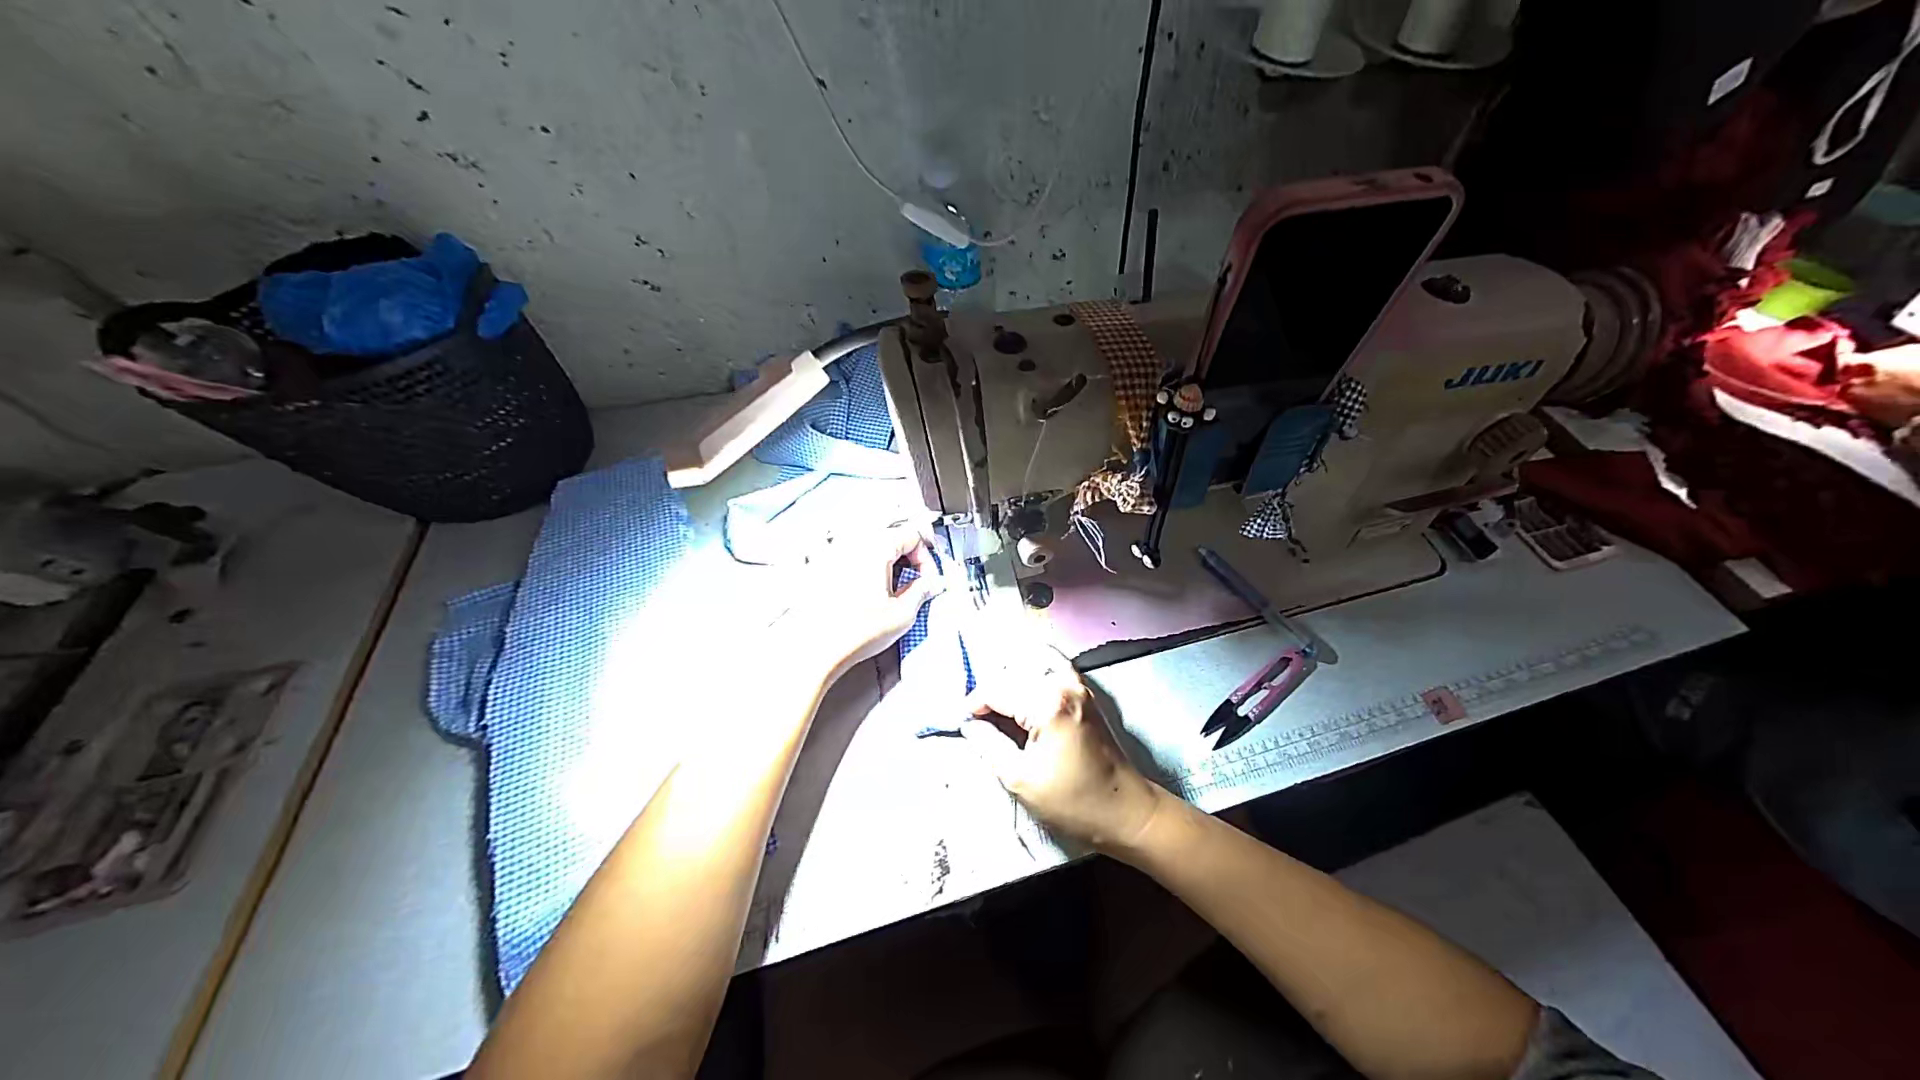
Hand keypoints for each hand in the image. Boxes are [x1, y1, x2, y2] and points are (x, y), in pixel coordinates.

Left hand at [776, 523, 942, 682]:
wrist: (817, 649)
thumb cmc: (854, 632)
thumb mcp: (903, 613)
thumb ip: (923, 590)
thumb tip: (931, 583)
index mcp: (876, 547)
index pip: (913, 535)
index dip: (926, 559)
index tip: (926, 579)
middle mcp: (853, 544)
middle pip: (892, 538)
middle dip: (908, 560)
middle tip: (913, 585)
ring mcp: (836, 554)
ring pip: (873, 548)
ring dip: (888, 566)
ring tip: (890, 593)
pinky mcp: (823, 569)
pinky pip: (854, 560)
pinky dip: (867, 572)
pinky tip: (868, 596)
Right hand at [960, 645, 1164, 852]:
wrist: (1127, 810)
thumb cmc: (1073, 801)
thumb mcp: (1020, 779)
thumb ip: (989, 744)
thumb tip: (970, 724)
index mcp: (1046, 702)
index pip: (996, 689)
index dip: (974, 704)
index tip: (964, 723)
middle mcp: (1063, 683)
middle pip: (1011, 674)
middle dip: (991, 694)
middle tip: (979, 722)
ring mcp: (1078, 684)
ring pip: (1030, 666)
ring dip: (1011, 682)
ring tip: (1000, 711)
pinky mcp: (1085, 692)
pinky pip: (1052, 668)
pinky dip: (1033, 673)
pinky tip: (1023, 693)